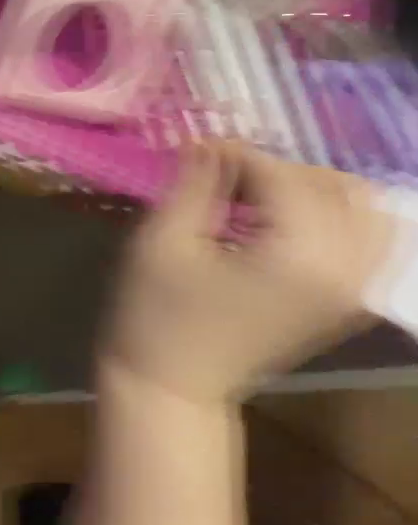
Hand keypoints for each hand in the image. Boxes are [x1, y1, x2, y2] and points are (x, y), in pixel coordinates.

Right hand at [101, 142, 391, 406]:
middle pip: (340, 189)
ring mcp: (357, 287)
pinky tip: (284, 223)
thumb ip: (193, 189)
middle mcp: (349, 268)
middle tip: (225, 174)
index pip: (288, 179)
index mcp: (299, 256)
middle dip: (282, 170)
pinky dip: (337, 218)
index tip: (200, 147)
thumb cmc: (153, 314)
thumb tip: (207, 142)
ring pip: (369, 211)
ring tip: (258, 196)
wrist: (171, 382)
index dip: (242, 155)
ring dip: (316, 191)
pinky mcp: (350, 299)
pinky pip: (371, 241)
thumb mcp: (161, 246)